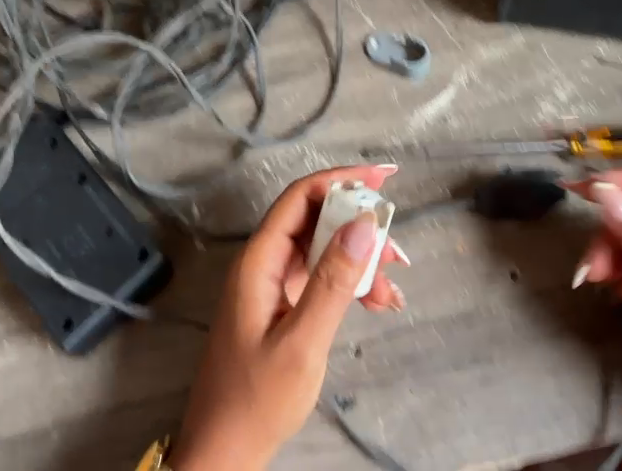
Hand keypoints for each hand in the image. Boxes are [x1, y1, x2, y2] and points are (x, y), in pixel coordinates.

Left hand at [174, 165, 407, 470]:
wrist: (224, 452)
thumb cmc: (257, 399)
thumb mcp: (302, 341)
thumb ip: (333, 281)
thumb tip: (365, 222)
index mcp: (259, 261)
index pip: (300, 198)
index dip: (340, 180)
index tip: (382, 178)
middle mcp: (264, 264)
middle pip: (316, 221)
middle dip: (359, 224)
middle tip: (397, 241)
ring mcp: (272, 286)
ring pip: (323, 251)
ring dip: (360, 260)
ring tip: (395, 283)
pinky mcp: (282, 307)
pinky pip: (321, 279)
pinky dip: (350, 285)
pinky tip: (378, 303)